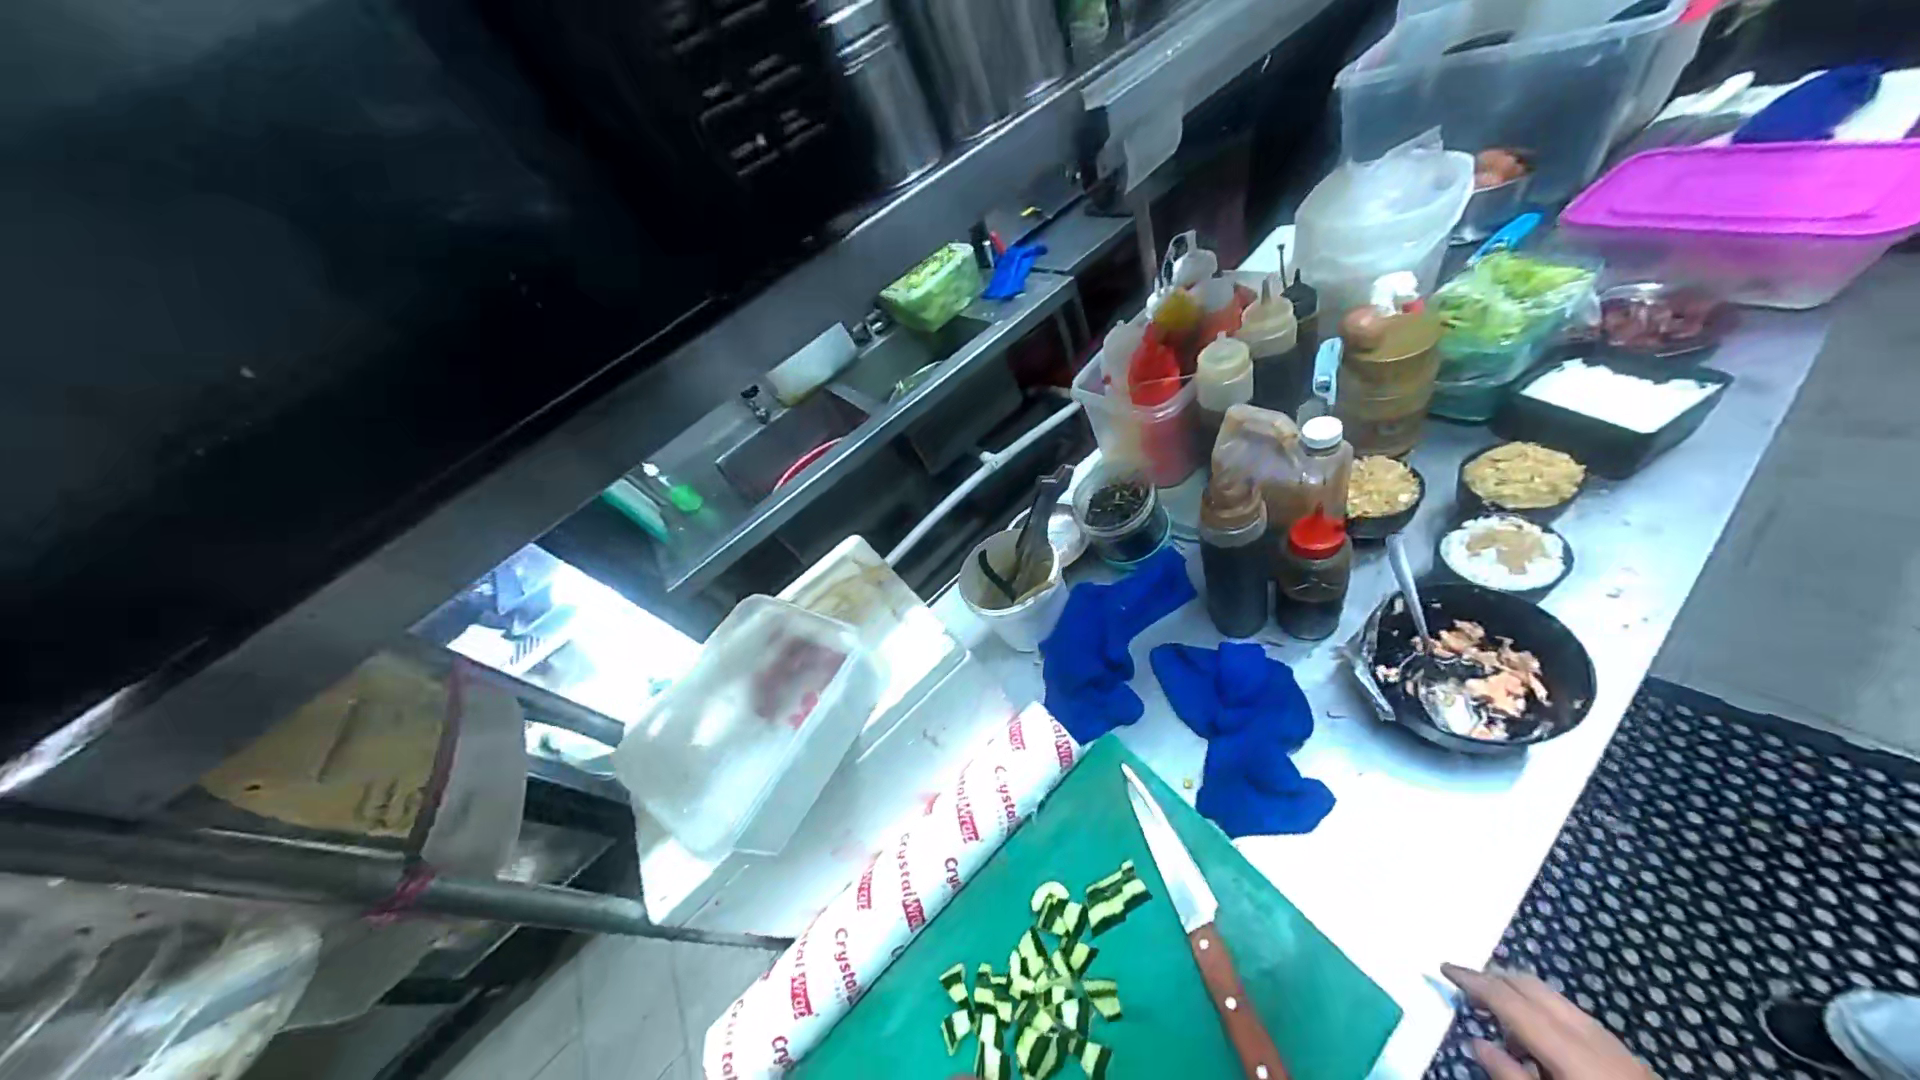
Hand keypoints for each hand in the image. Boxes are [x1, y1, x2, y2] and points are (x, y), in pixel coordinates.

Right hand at [1440, 963, 1658, 1079]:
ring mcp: (1611, 1041)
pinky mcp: (1625, 1054)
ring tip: (1499, 1019)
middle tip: (1466, 990)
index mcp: (1567, 1048)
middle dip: (1494, 979)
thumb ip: (1511, 1076)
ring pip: (1552, 996)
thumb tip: (1477, 1042)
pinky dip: (1543, 1011)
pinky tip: (1539, 1040)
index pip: (1508, 998)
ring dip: (1518, 994)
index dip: (1472, 981)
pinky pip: (1571, 1014)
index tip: (1444, 968)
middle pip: (1530, 985)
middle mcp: (1587, 1033)